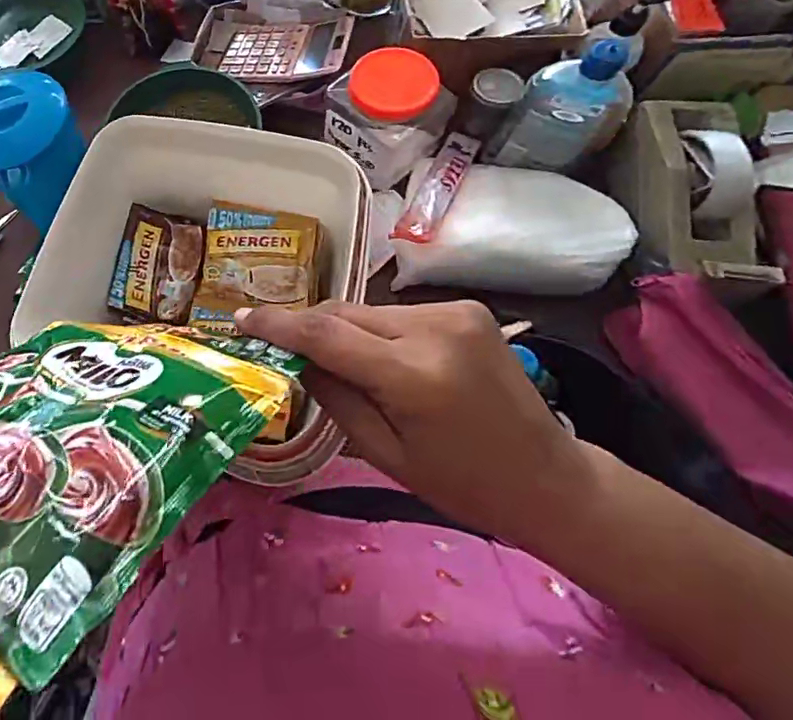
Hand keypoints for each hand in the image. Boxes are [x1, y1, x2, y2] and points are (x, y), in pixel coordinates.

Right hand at [234, 300, 594, 541]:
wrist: (550, 478)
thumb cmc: (463, 484)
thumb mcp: (383, 454)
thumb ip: (333, 397)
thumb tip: (293, 357)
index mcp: (415, 375)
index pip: (326, 335)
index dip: (277, 325)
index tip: (241, 319)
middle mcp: (435, 329)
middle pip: (343, 314)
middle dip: (305, 327)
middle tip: (273, 341)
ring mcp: (454, 312)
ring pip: (366, 310)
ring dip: (340, 329)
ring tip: (327, 357)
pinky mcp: (464, 308)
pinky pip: (394, 313)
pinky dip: (373, 329)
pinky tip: (374, 356)